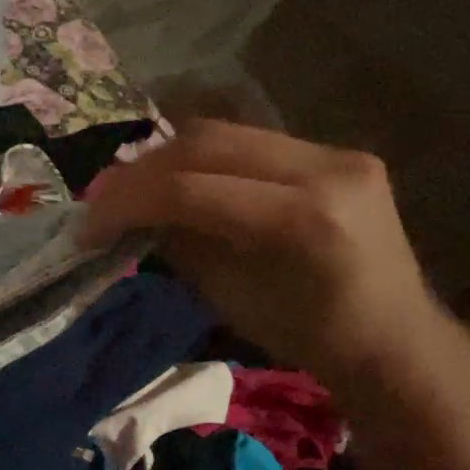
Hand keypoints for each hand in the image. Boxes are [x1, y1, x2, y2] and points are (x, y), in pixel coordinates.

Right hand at [80, 119, 452, 381]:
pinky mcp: (335, 154)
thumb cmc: (298, 333)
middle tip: (97, 200)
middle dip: (139, 171)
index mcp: (298, 219)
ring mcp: (335, 154)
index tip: (86, 227)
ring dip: (164, 159)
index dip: (125, 202)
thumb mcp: (223, 294)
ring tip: (126, 189)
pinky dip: (199, 161)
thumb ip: (182, 244)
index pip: (189, 189)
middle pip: (205, 144)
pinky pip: (250, 145)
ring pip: (226, 135)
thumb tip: (130, 219)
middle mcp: (323, 170)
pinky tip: (171, 183)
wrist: (384, 334)